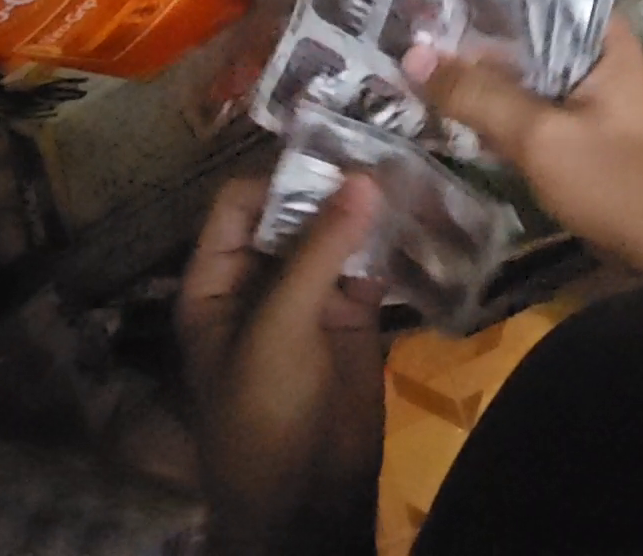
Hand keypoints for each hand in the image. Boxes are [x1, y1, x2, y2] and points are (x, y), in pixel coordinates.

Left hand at [176, 175, 385, 553]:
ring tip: (409, 169)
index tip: (334, 157)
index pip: (240, 204)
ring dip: (368, 208)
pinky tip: (422, 214)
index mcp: (220, 279)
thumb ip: (320, 251)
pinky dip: (393, 240)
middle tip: (383, 147)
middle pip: (294, 212)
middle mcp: (263, 276)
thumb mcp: (278, 327)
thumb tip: (365, 178)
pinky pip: (371, 262)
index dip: (280, 178)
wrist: (307, 494)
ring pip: (337, 233)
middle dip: (333, 185)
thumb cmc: (264, 411)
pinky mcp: (354, 310)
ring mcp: (311, 292)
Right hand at [402, 15, 642, 275]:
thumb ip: (478, 94)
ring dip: (474, 72)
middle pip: (518, 31)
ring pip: (517, 69)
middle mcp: (591, 50)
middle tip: (399, 29)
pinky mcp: (572, 122)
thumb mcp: (541, 136)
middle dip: (465, 35)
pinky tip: (443, 103)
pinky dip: (490, 104)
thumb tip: (412, 54)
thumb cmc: (617, 182)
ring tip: (407, 59)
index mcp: (598, 33)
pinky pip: (523, 101)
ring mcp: (582, 88)